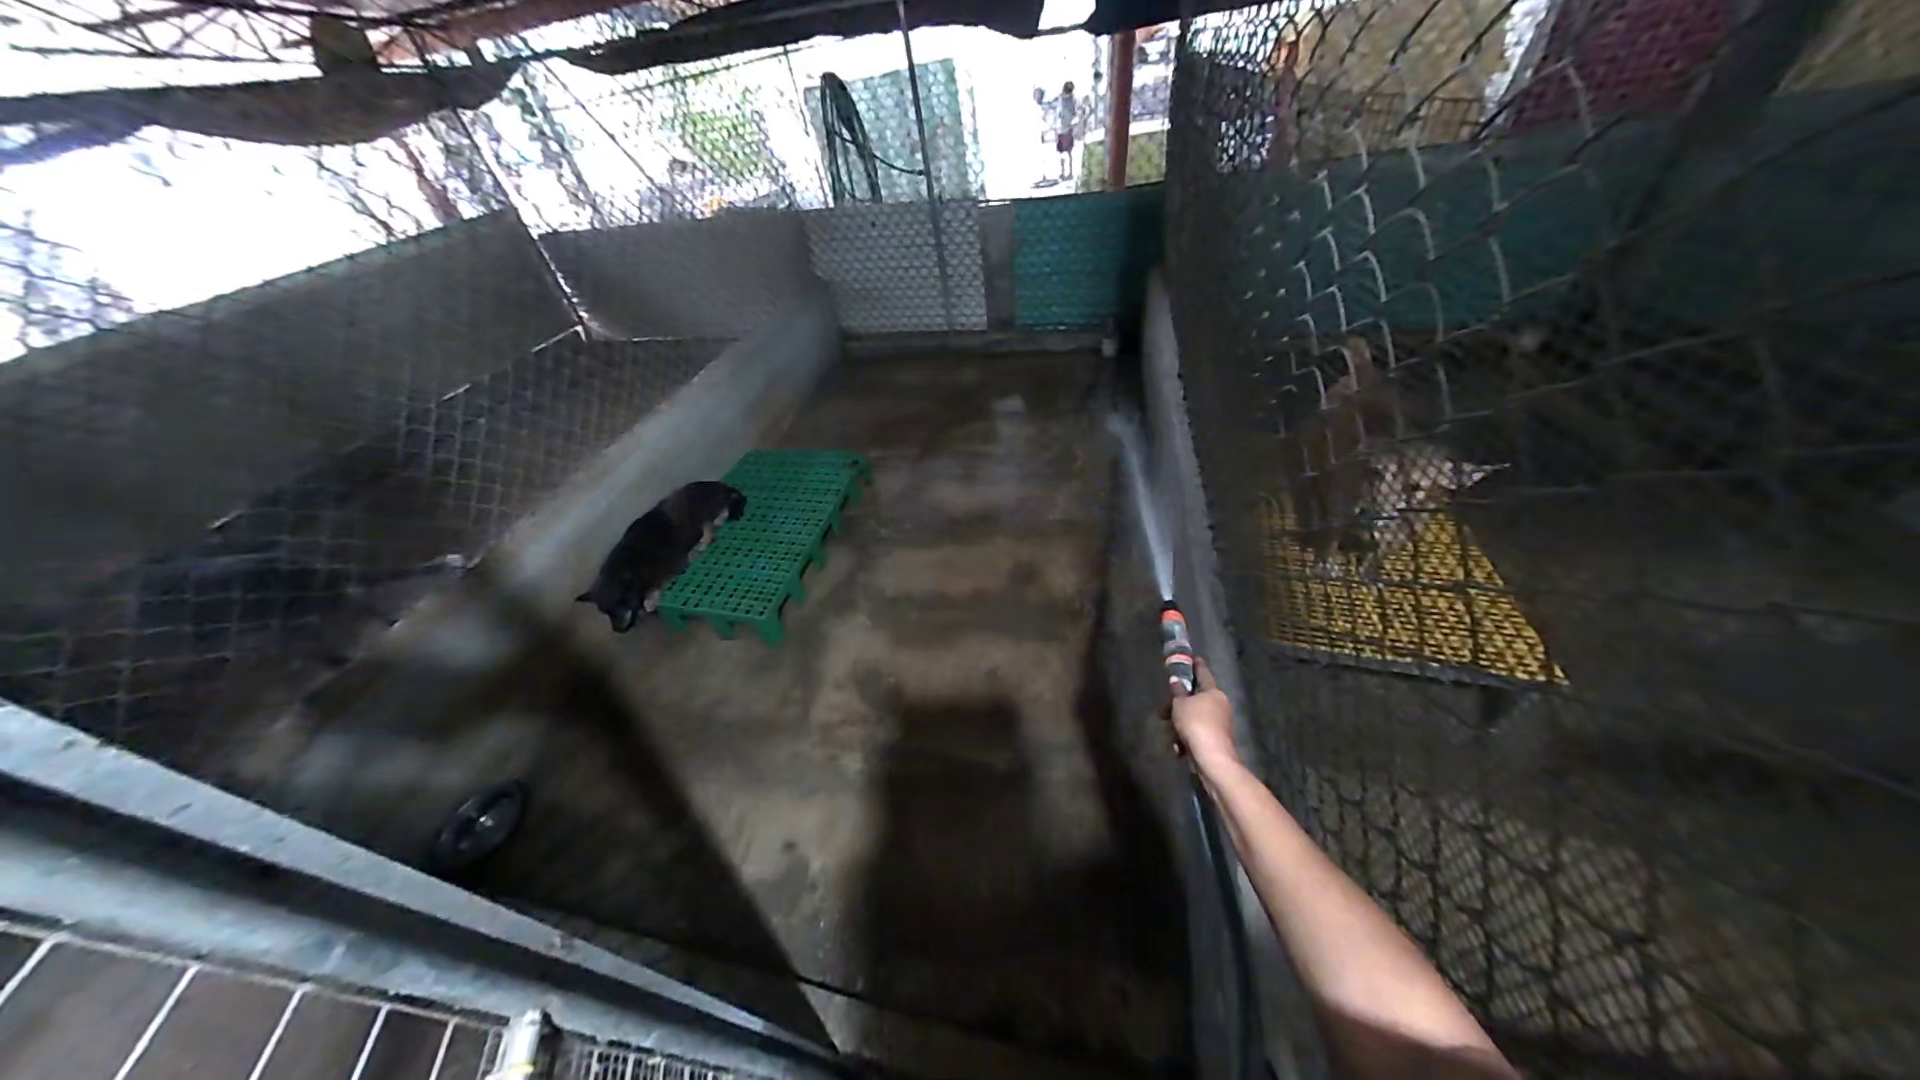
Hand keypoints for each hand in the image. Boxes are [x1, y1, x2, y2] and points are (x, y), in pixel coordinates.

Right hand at [1170, 657, 1237, 765]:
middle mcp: (1219, 705)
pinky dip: (1186, 738)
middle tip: (1162, 712)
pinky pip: (1197, 733)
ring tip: (1170, 736)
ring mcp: (1219, 723)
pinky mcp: (1216, 739)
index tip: (1192, 657)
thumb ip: (1177, 691)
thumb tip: (1176, 681)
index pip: (1203, 673)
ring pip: (1193, 718)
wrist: (1212, 758)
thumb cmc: (1195, 724)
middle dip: (1177, 706)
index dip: (1196, 665)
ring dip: (1179, 725)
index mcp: (1214, 693)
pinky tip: (1179, 748)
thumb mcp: (1180, 704)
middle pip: (1195, 699)